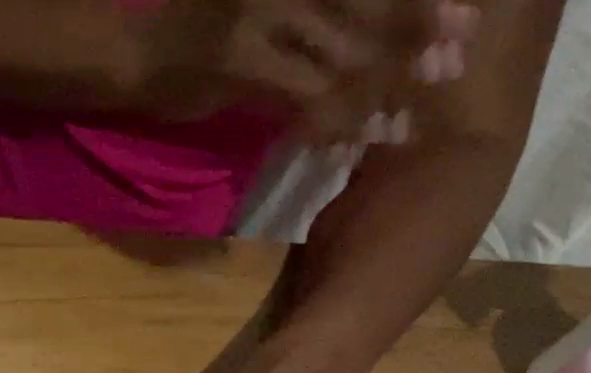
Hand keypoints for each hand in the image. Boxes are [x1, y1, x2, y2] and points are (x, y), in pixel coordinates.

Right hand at [131, 0, 479, 141]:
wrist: (128, 50)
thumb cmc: (191, 27)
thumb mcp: (258, 11)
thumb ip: (309, 19)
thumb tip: (358, 41)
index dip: (414, 4)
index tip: (462, 19)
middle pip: (366, 6)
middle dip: (412, 37)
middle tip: (451, 65)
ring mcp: (263, 16)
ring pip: (339, 50)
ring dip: (374, 87)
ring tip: (400, 118)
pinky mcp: (239, 62)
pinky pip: (298, 92)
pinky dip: (325, 119)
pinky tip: (340, 142)